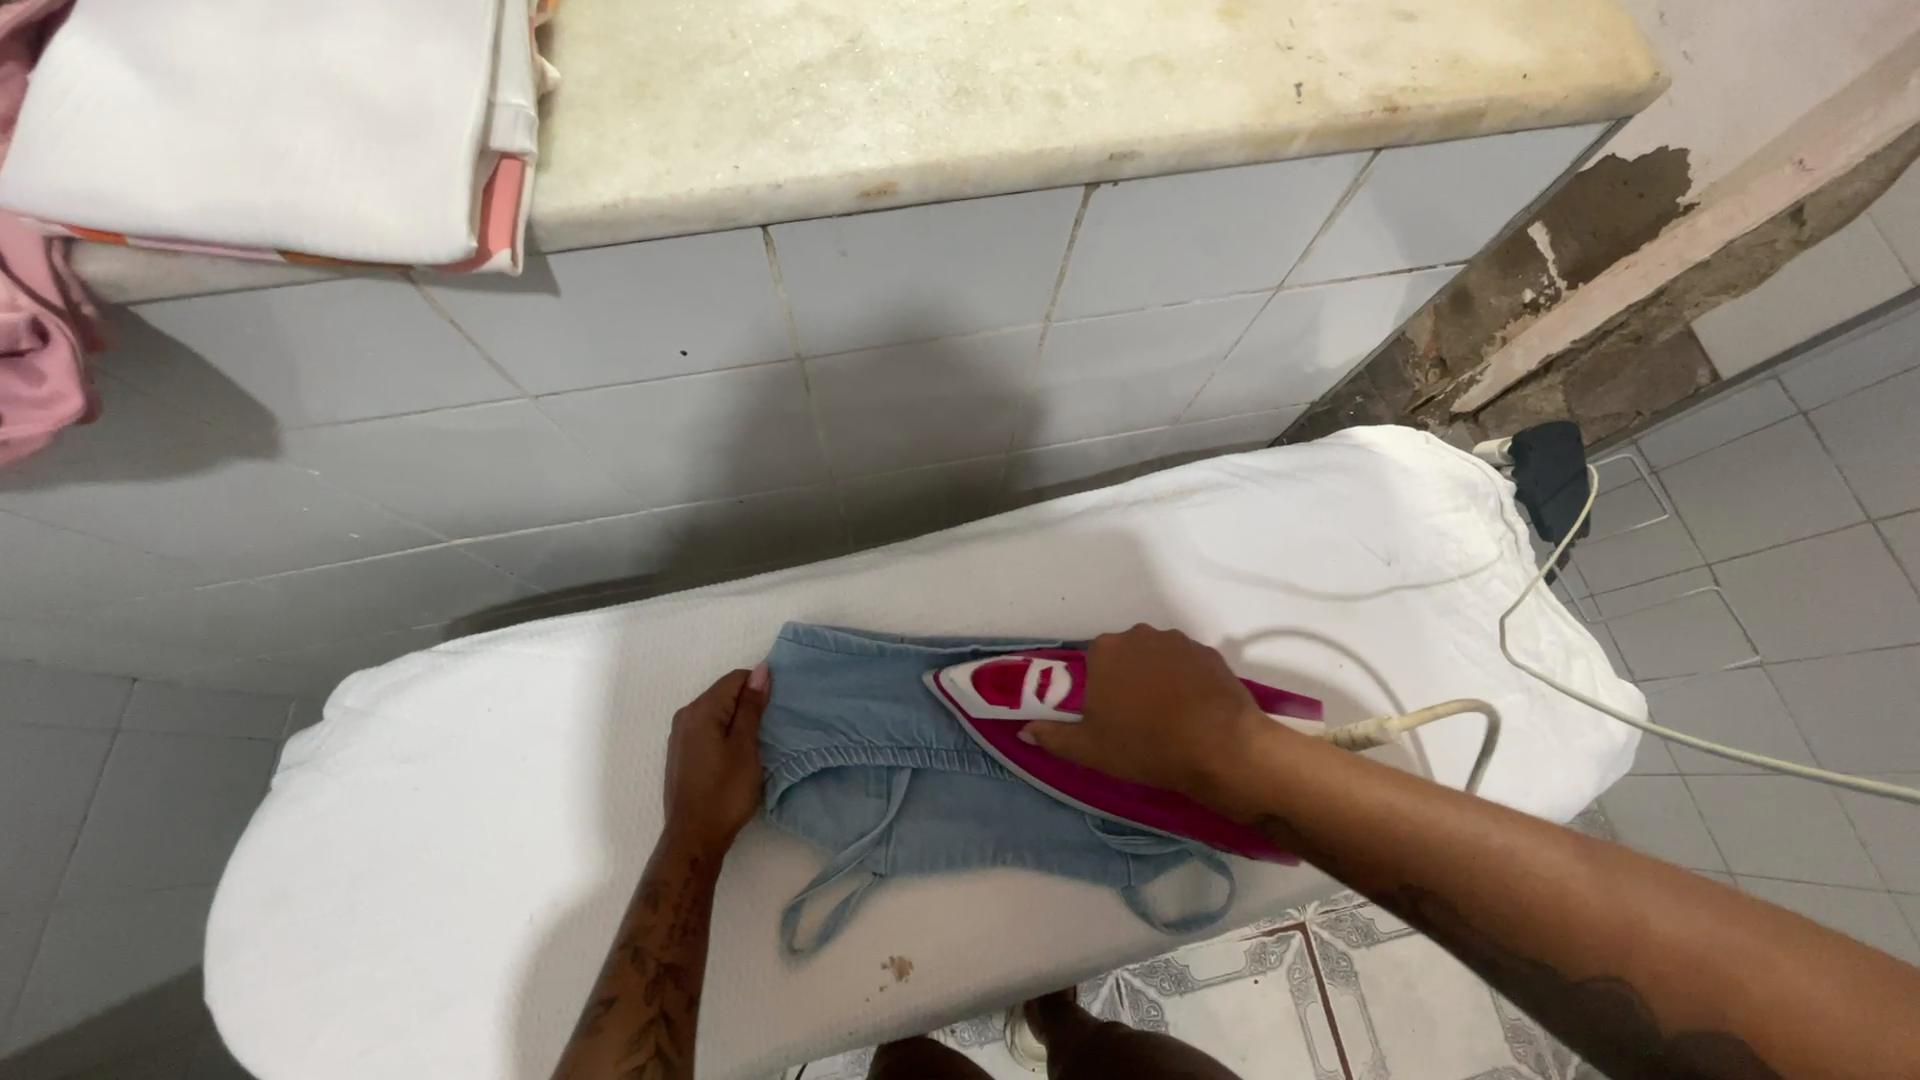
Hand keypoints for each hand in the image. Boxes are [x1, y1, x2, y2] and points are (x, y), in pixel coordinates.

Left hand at [661, 664, 770, 856]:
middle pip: (723, 693)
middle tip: (770, 728)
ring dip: (737, 720)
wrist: (694, 837)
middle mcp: (685, 716)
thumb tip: (761, 671)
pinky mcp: (681, 753)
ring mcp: (679, 736)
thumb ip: (751, 707)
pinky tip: (736, 754)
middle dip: (747, 703)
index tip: (775, 710)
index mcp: (701, 710)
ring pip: (716, 712)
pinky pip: (707, 729)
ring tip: (756, 742)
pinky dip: (724, 733)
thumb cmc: (725, 792)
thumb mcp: (745, 746)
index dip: (758, 687)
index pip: (735, 679)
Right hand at [1022, 625, 1281, 806]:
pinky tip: (1194, 713)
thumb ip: (1052, 735)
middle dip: (1127, 682)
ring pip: (1157, 660)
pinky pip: (1188, 667)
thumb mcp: (1089, 749)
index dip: (1097, 692)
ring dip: (1157, 681)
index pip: (1092, 665)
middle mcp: (1139, 635)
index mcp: (1104, 650)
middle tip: (1136, 722)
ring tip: (1168, 720)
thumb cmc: (1145, 744)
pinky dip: (1187, 684)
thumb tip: (1025, 729)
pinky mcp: (1209, 654)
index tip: (1107, 718)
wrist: (1219, 746)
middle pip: (1125, 658)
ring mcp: (1178, 642)